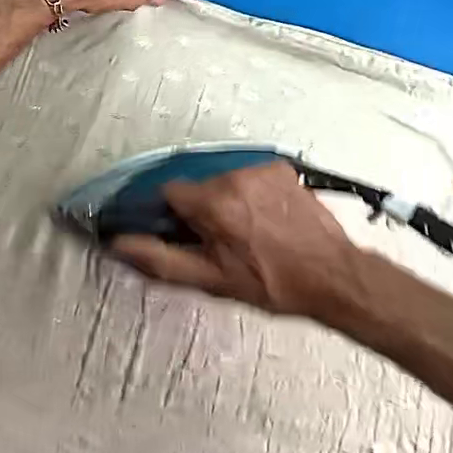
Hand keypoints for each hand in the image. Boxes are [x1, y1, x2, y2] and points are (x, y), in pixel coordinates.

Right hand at [111, 160, 366, 319]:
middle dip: (199, 210)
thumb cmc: (275, 283)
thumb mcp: (212, 281)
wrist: (332, 275)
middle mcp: (235, 178)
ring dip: (224, 200)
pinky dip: (247, 192)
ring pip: (221, 179)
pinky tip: (263, 217)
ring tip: (246, 230)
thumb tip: (121, 244)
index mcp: (214, 204)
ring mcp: (259, 170)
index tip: (177, 228)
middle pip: (196, 186)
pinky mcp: (278, 168)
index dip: (168, 213)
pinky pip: (246, 175)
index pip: (167, 191)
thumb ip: (160, 259)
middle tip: (217, 238)